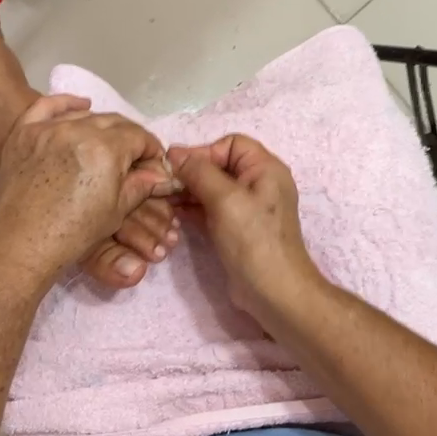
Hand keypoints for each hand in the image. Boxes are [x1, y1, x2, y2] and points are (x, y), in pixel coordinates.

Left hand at [0, 95, 180, 286]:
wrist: (20, 245)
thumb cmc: (73, 235)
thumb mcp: (116, 212)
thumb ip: (141, 185)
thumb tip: (162, 174)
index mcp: (105, 149)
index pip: (139, 136)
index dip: (151, 151)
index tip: (154, 167)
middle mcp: (77, 130)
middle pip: (114, 122)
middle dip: (130, 139)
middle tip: (133, 161)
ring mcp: (48, 128)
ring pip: (84, 115)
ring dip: (101, 127)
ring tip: (106, 147)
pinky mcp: (24, 133)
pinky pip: (48, 106)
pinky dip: (67, 103)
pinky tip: (82, 106)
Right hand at [169, 134, 324, 318]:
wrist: (272, 290)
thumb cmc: (252, 239)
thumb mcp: (225, 199)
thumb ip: (199, 172)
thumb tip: (173, 152)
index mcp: (265, 168)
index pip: (230, 144)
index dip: (203, 152)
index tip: (177, 168)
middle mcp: (259, 184)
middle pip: (219, 165)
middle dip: (191, 172)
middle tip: (163, 184)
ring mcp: (247, 208)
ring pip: (212, 189)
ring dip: (189, 191)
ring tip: (164, 199)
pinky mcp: (236, 229)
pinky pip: (212, 209)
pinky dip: (194, 209)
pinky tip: (174, 214)